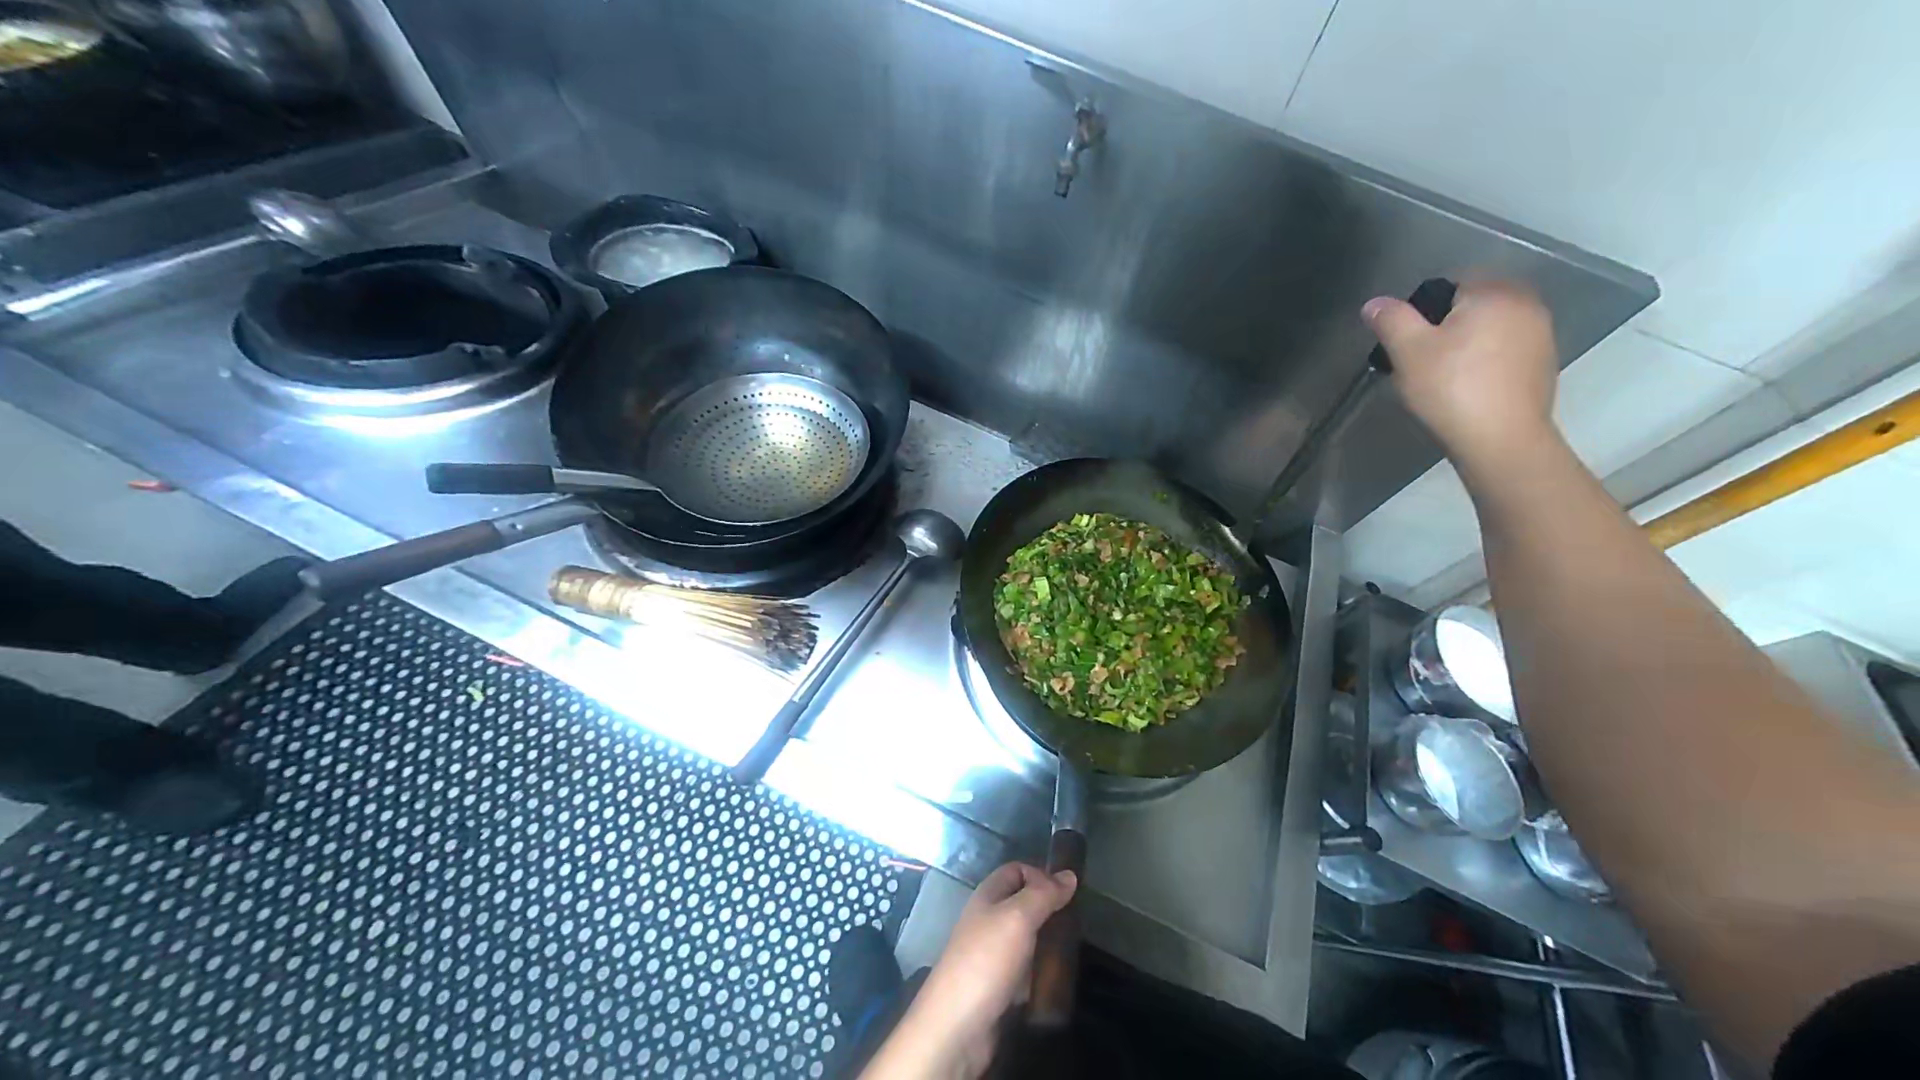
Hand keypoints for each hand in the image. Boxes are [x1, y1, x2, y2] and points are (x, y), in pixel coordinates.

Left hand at [862, 862, 1076, 1078]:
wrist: (957, 1025)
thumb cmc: (986, 960)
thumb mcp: (1018, 917)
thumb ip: (1043, 894)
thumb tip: (1068, 875)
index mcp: (987, 896)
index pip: (1016, 870)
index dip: (1040, 875)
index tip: (1066, 894)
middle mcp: (987, 920)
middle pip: (1023, 904)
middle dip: (1048, 911)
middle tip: (1074, 925)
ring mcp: (991, 954)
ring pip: (1026, 938)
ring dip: (1047, 943)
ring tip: (1071, 952)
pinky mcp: (998, 985)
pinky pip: (1025, 970)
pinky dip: (1039, 972)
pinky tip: (1054, 980)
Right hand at [1362, 280, 1561, 467]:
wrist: (1501, 440)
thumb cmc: (1451, 389)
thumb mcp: (1408, 352)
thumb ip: (1391, 320)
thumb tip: (1375, 303)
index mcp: (1494, 293)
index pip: (1453, 281)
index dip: (1424, 308)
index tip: (1411, 341)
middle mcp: (1526, 304)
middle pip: (1474, 303)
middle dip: (1447, 324)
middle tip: (1422, 359)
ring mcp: (1541, 333)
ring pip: (1490, 326)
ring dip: (1467, 342)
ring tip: (1444, 375)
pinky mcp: (1543, 362)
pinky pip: (1506, 348)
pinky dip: (1486, 359)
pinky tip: (1469, 386)